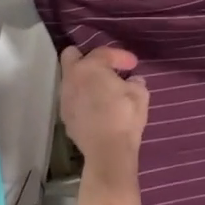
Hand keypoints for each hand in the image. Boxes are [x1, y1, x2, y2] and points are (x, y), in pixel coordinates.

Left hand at [59, 45, 149, 173]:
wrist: (107, 151)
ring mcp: (65, 98)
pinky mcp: (65, 116)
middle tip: (106, 67)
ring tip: (103, 89)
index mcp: (89, 68)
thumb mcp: (140, 95)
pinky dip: (83, 97)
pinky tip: (97, 106)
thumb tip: (133, 81)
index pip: (104, 52)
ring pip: (71, 79)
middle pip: (72, 56)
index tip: (134, 65)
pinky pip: (73, 98)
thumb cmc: (124, 117)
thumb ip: (136, 82)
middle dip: (88, 57)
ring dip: (86, 79)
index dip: (121, 56)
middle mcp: (72, 79)